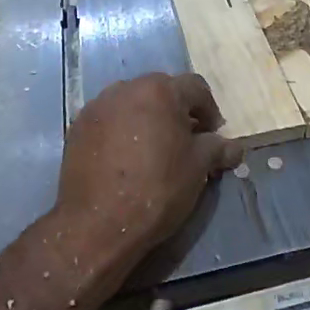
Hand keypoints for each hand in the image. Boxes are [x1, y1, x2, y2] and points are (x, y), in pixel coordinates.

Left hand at [54, 73, 241, 260]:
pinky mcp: (77, 127)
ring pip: (130, 103)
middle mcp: (124, 89)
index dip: (209, 110)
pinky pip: (108, 120)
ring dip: (146, 118)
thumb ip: (217, 149)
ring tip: (153, 149)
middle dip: (176, 111)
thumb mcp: (198, 169)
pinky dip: (120, 130)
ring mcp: (96, 107)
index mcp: (158, 91)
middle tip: (185, 141)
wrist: (98, 221)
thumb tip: (233, 147)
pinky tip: (125, 157)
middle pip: (159, 90)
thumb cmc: (157, 189)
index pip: (194, 87)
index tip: (213, 135)